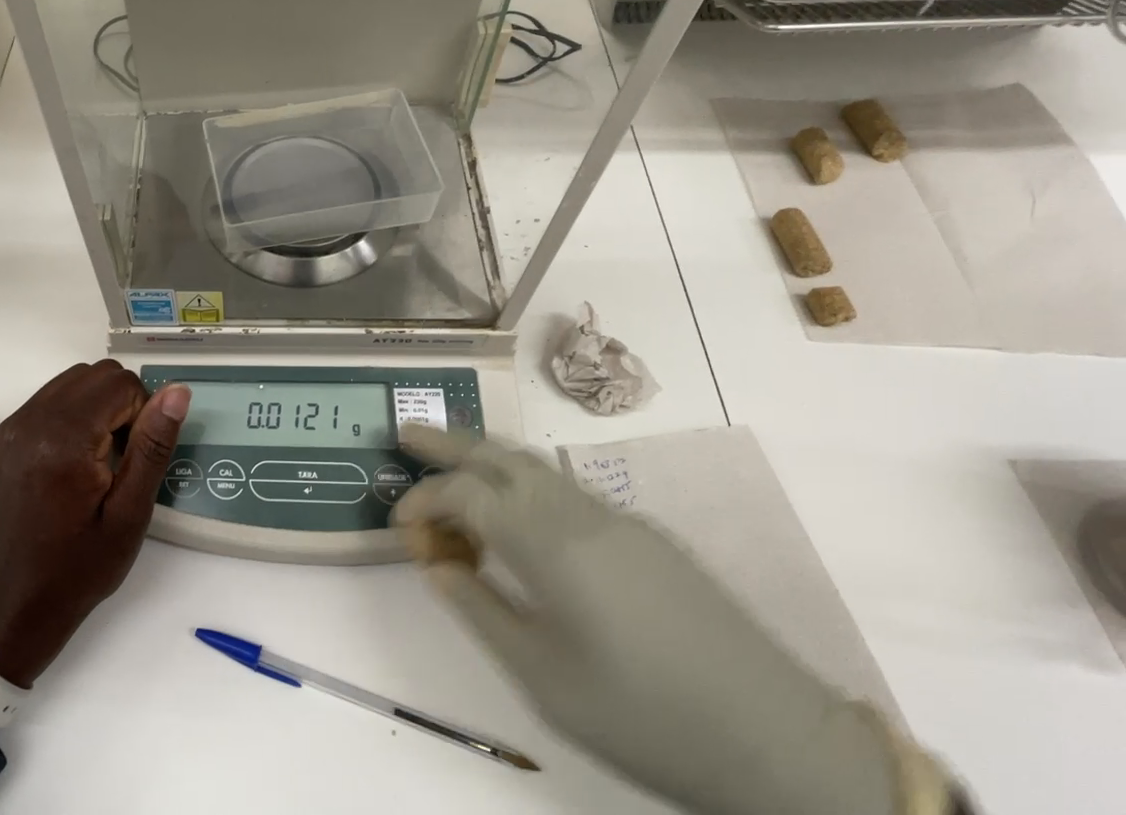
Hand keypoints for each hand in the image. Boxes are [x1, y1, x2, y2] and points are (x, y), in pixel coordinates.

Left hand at [0, 361, 188, 692]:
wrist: (24, 593)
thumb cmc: (83, 562)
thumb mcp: (131, 511)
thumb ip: (153, 445)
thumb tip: (177, 392)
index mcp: (63, 440)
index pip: (120, 384)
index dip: (141, 415)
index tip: (134, 460)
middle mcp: (31, 421)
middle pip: (96, 374)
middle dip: (121, 405)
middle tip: (121, 459)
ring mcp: (14, 425)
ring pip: (74, 380)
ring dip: (98, 406)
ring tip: (100, 458)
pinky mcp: (7, 433)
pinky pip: (51, 397)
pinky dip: (74, 414)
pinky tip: (77, 457)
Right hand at [392, 426, 949, 814]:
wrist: (780, 742)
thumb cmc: (645, 717)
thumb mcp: (542, 677)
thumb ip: (480, 610)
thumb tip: (438, 565)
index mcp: (552, 544)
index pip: (468, 494)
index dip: (423, 500)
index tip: (396, 525)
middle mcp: (584, 515)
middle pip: (504, 456)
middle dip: (450, 442)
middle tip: (406, 434)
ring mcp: (622, 522)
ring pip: (539, 468)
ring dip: (488, 460)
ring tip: (450, 467)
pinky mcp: (649, 540)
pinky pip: (568, 493)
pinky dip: (524, 488)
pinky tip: (515, 517)